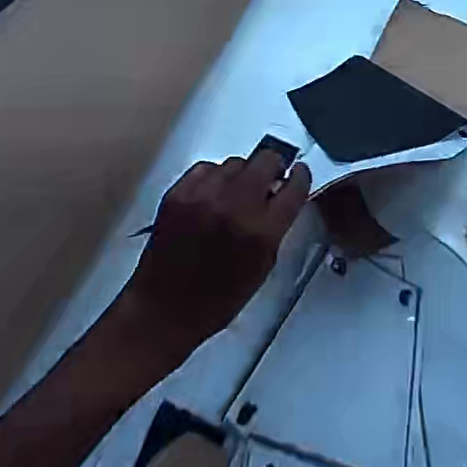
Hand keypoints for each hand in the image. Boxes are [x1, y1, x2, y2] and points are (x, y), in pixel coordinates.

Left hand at [118, 147, 311, 355]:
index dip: (300, 177)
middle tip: (269, 179)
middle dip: (272, 168)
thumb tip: (279, 196)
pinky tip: (212, 195)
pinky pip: (206, 167)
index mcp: (261, 232)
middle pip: (266, 160)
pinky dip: (213, 177)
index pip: (293, 188)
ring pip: (235, 162)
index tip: (299, 172)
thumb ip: (275, 227)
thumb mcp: (261, 266)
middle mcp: (234, 206)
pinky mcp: (179, 192)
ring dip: (241, 175)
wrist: (165, 307)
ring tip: (235, 194)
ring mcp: (203, 196)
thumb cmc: (216, 298)